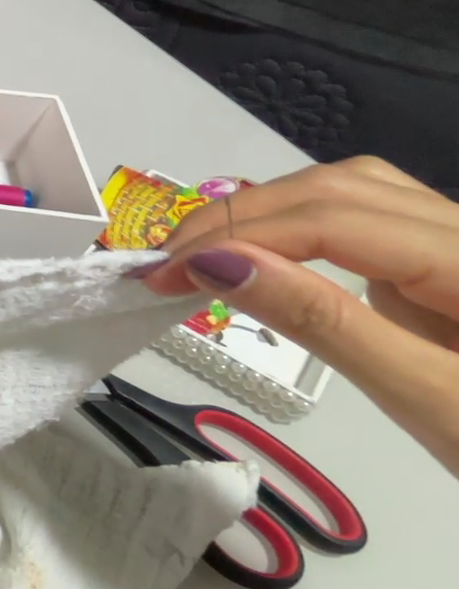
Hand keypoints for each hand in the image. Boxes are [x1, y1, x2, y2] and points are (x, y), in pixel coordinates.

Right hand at [139, 156, 458, 473]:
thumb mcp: (432, 400)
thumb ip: (323, 322)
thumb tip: (215, 264)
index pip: (333, 219)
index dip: (234, 236)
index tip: (158, 274)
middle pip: (337, 188)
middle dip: (237, 218)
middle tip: (164, 264)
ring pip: (350, 191)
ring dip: (264, 213)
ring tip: (204, 254)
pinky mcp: (453, 261)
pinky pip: (364, 217)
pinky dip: (296, 224)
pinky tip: (262, 256)